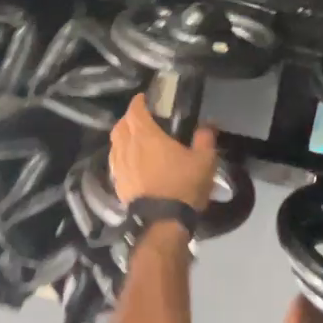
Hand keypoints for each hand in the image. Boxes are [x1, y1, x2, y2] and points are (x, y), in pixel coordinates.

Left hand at [110, 93, 218, 210]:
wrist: (163, 224)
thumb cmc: (183, 186)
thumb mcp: (204, 160)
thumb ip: (205, 138)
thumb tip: (208, 124)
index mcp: (146, 136)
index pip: (135, 111)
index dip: (138, 102)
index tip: (144, 98)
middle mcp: (128, 148)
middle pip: (121, 126)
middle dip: (129, 118)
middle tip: (141, 117)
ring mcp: (119, 168)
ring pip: (115, 144)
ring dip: (122, 136)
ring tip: (134, 138)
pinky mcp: (117, 185)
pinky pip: (114, 162)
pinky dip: (120, 155)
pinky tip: (130, 161)